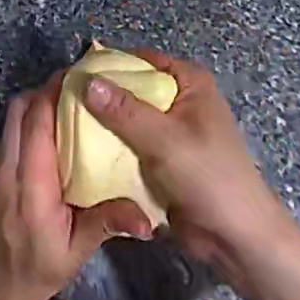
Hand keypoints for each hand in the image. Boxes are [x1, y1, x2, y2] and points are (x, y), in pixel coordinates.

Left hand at [0, 79, 152, 299]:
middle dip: (46, 89)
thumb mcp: (77, 250)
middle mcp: (9, 166)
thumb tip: (149, 218)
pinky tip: (54, 123)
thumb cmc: (38, 267)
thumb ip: (108, 224)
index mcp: (30, 184)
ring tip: (70, 98)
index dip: (53, 94)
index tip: (79, 76)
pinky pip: (11, 128)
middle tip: (79, 84)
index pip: (37, 124)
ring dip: (37, 100)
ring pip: (12, 116)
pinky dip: (29, 116)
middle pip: (20, 109)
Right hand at [80, 50, 294, 264]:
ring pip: (128, 120)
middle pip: (131, 90)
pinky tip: (83, 154)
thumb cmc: (209, 177)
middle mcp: (180, 100)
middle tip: (63, 104)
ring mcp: (171, 132)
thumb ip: (124, 111)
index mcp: (189, 82)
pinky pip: (130, 146)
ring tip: (65, 129)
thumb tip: (85, 81)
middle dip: (101, 99)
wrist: (236, 239)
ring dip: (103, 127)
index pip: (140, 60)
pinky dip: (112, 149)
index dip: (108, 65)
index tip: (72, 76)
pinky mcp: (163, 160)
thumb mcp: (165, 139)